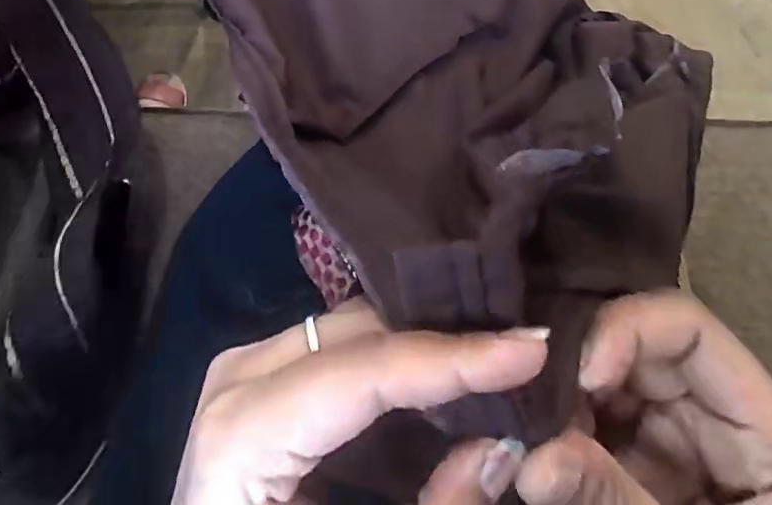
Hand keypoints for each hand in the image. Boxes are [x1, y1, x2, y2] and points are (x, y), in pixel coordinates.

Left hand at [172, 300, 550, 504]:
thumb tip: (501, 444)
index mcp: (241, 433)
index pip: (362, 371)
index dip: (451, 358)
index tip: (532, 345)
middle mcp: (239, 376)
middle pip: (360, 335)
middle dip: (446, 338)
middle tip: (524, 342)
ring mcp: (248, 367)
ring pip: (354, 327)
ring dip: (426, 338)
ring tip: (497, 346)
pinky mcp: (262, 373)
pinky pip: (340, 344)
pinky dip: (396, 352)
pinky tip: (444, 360)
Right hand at [516, 291, 771, 504]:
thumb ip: (615, 503)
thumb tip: (528, 457)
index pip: (691, 329)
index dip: (628, 327)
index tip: (578, 372)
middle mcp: (723, 424)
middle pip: (641, 349)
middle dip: (580, 365)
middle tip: (530, 401)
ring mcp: (683, 448)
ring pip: (609, 383)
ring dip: (563, 397)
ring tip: (525, 425)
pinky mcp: (648, 472)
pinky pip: (596, 425)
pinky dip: (563, 430)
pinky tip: (534, 445)